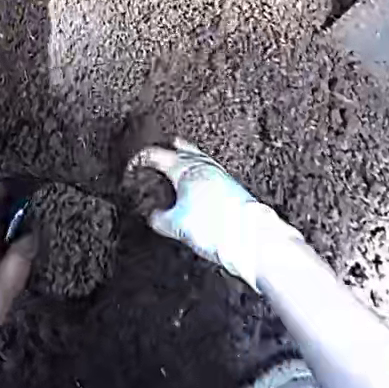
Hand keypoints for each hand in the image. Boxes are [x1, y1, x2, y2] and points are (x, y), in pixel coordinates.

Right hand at [129, 138, 301, 291]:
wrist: (252, 239)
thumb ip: (160, 218)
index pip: (158, 156)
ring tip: (180, 158)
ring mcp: (219, 174)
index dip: (143, 158)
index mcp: (185, 170)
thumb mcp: (177, 226)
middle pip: (182, 150)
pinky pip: (210, 168)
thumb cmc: (216, 229)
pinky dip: (200, 168)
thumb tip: (153, 215)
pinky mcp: (231, 185)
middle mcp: (202, 167)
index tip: (135, 161)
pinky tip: (201, 178)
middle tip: (158, 150)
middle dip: (168, 148)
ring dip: (187, 156)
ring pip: (198, 157)